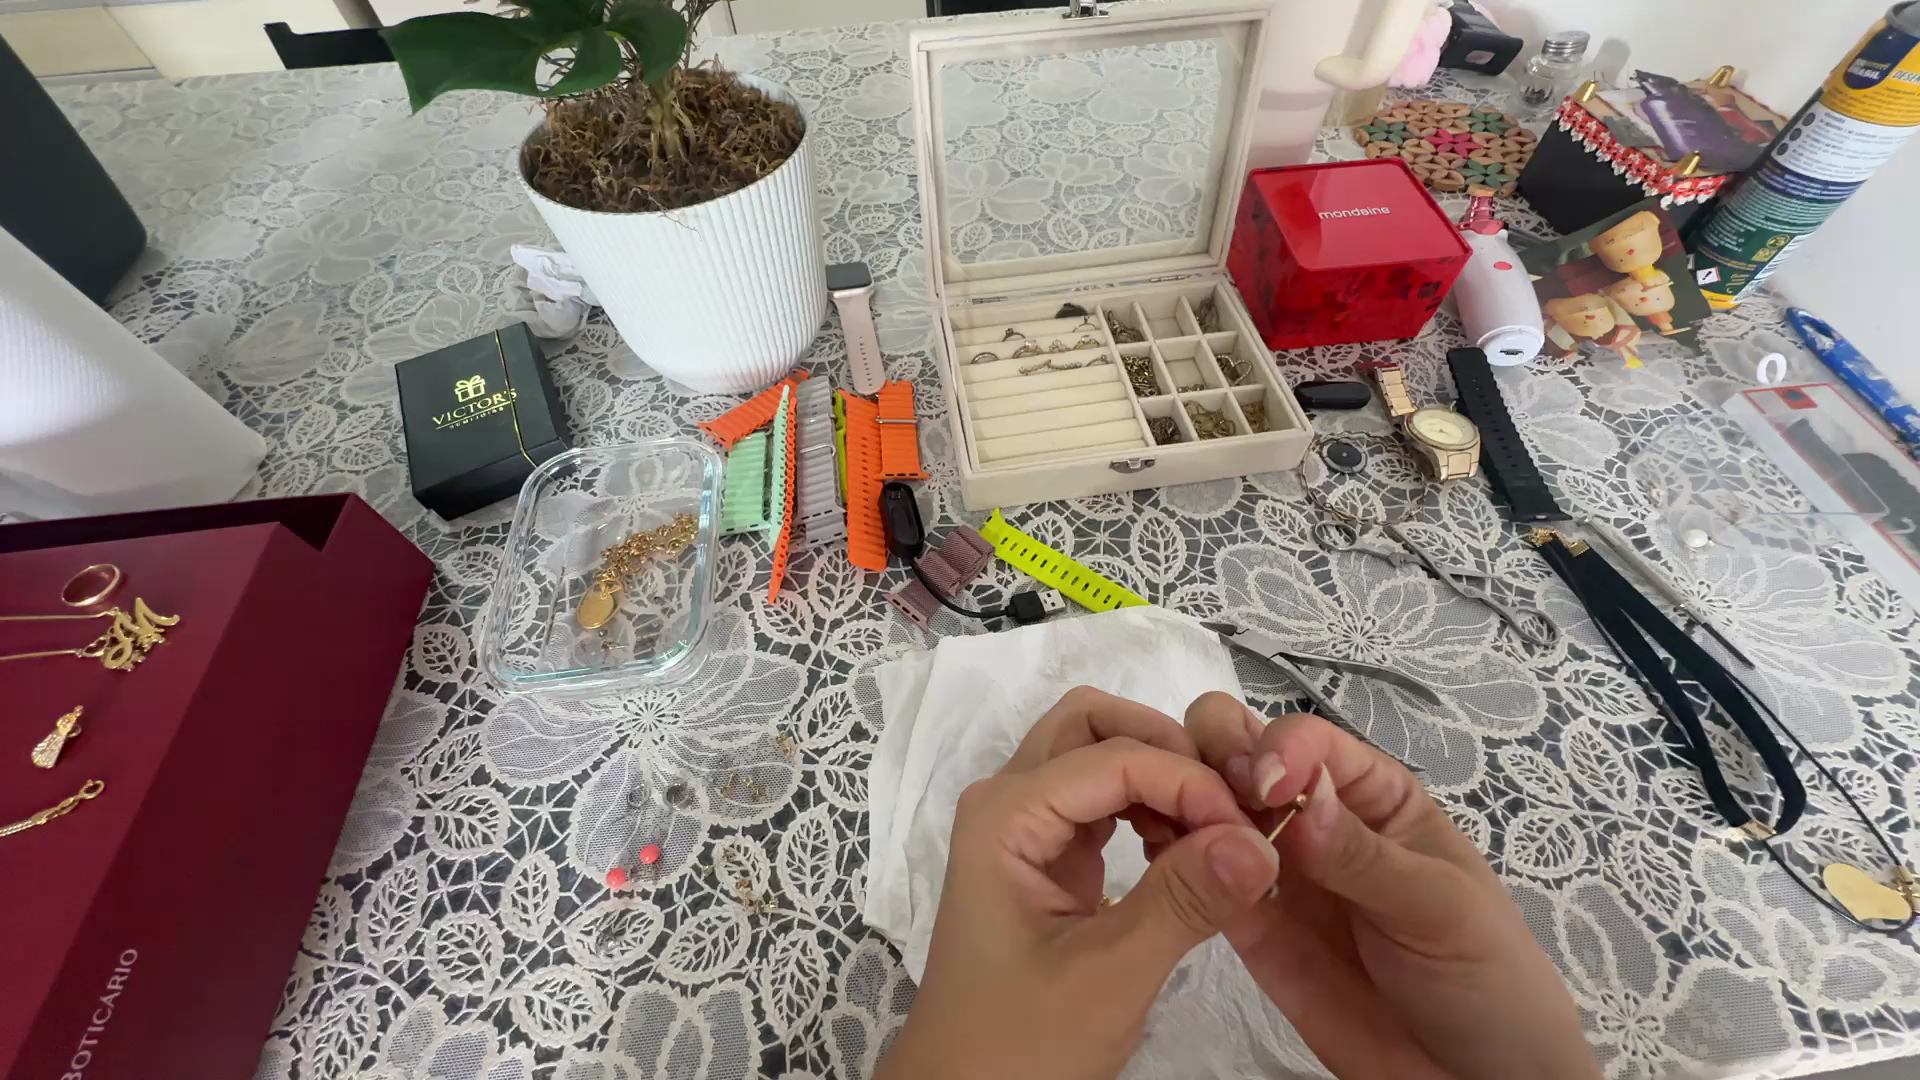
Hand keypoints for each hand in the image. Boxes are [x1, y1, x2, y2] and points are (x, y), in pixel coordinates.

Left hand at [876, 687, 1280, 1079]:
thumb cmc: (1020, 1040)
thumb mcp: (1108, 977)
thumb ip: (1182, 903)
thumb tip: (1258, 842)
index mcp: (1006, 814)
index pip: (1110, 758)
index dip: (1185, 781)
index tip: (1248, 830)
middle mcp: (1008, 796)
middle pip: (1090, 723)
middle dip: (1162, 746)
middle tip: (1223, 803)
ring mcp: (1023, 818)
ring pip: (1094, 750)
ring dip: (1156, 772)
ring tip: (1210, 828)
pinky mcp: (1044, 845)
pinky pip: (1098, 794)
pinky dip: (1144, 802)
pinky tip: (1179, 845)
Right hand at [1182, 693, 1601, 1079]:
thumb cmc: (1483, 980)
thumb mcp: (1440, 909)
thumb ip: (1363, 853)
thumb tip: (1297, 798)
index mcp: (1366, 790)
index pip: (1305, 739)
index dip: (1277, 748)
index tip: (1263, 786)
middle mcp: (1306, 810)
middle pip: (1239, 745)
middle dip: (1215, 754)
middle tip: (1211, 797)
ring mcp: (1268, 859)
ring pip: (1208, 796)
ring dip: (1185, 796)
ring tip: (1173, 826)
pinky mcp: (1240, 911)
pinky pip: (1195, 866)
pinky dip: (1172, 849)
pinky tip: (1161, 852)